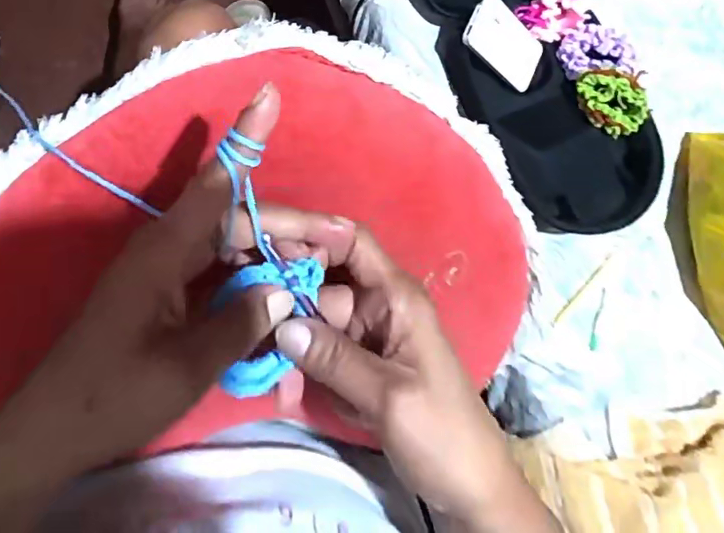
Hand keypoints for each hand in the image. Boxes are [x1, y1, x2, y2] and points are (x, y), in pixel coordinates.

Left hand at [0, 82, 355, 530]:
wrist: (50, 429)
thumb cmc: (115, 395)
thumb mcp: (186, 366)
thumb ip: (239, 324)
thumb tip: (283, 290)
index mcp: (166, 248)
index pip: (216, 182)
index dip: (245, 137)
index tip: (268, 93)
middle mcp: (163, 245)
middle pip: (233, 218)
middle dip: (285, 227)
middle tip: (336, 240)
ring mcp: (159, 268)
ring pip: (224, 245)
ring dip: (266, 255)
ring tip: (316, 271)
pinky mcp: (158, 291)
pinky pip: (210, 270)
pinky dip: (242, 278)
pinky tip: (273, 298)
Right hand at [273, 223, 557, 532]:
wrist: (473, 492)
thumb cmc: (444, 434)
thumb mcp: (390, 397)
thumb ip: (335, 358)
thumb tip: (281, 325)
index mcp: (395, 295)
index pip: (350, 240)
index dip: (310, 232)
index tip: (265, 244)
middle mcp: (376, 304)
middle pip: (321, 278)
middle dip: (286, 295)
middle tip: (250, 317)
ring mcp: (365, 333)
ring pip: (312, 315)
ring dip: (288, 337)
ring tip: (267, 368)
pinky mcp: (355, 361)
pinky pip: (317, 347)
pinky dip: (298, 363)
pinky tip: (283, 388)